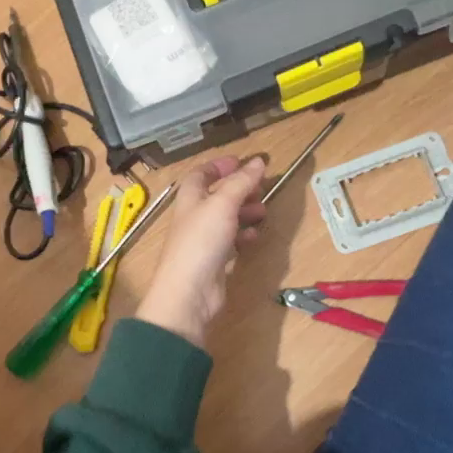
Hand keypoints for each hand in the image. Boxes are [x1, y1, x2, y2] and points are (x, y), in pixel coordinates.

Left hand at [134, 155, 266, 346]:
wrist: (189, 292)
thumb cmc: (201, 241)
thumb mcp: (222, 204)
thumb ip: (241, 182)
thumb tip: (258, 161)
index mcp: (189, 198)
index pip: (201, 174)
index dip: (219, 166)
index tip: (241, 162)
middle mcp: (194, 216)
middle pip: (216, 195)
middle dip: (239, 189)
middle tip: (261, 188)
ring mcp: (202, 240)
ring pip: (225, 218)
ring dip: (244, 212)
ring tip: (263, 211)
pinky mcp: (212, 260)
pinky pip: (229, 241)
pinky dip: (242, 235)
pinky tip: (254, 237)